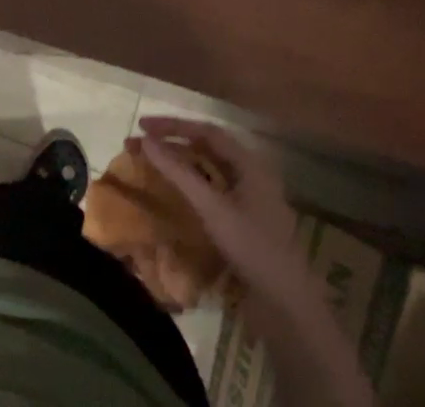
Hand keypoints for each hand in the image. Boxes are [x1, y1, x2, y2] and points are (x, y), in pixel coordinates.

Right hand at [138, 116, 315, 321]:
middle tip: (139, 145)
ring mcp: (251, 195)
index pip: (207, 131)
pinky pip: (213, 185)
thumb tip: (145, 141)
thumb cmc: (251, 247)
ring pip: (210, 166)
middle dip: (172, 142)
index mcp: (252, 164)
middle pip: (208, 146)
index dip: (172, 125)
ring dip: (179, 160)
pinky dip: (189, 179)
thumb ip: (178, 172)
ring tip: (150, 161)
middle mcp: (253, 173)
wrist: (286, 299)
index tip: (141, 126)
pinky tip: (173, 186)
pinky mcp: (245, 214)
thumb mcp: (211, 208)